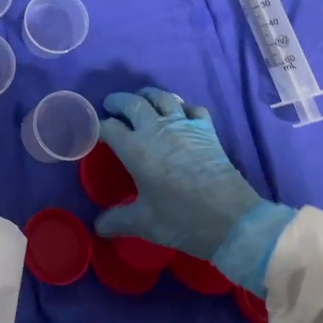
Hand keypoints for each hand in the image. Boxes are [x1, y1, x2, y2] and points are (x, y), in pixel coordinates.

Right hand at [97, 89, 295, 291]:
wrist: (230, 219)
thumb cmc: (181, 220)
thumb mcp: (144, 224)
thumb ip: (118, 220)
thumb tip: (98, 226)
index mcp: (135, 149)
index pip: (108, 127)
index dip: (97, 127)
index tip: (92, 131)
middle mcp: (156, 129)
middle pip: (132, 103)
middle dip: (117, 102)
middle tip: (111, 106)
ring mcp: (183, 125)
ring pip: (162, 96)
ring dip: (148, 95)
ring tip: (142, 100)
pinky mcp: (206, 129)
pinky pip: (192, 108)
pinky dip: (183, 106)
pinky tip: (180, 113)